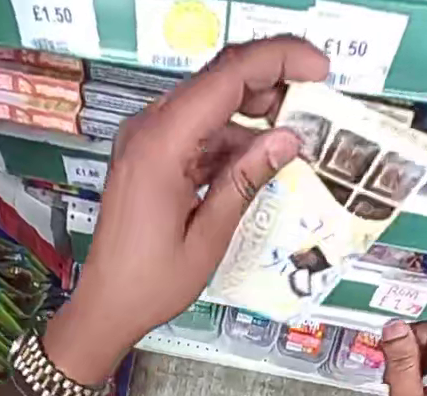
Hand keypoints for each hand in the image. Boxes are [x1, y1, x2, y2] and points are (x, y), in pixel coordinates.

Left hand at [43, 37, 328, 382]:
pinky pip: (195, 137)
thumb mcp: (208, 238)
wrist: (108, 303)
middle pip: (217, 82)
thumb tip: (287, 141)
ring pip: (208, 109)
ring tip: (290, 143)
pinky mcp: (149, 159)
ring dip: (251, 119)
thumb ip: (245, 182)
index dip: (279, 61)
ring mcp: (146, 142)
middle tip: (312, 108)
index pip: (227, 76)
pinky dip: (228, 145)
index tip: (318, 68)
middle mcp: (149, 130)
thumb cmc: (151, 283)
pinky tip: (256, 165)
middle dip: (270, 86)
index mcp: (162, 144)